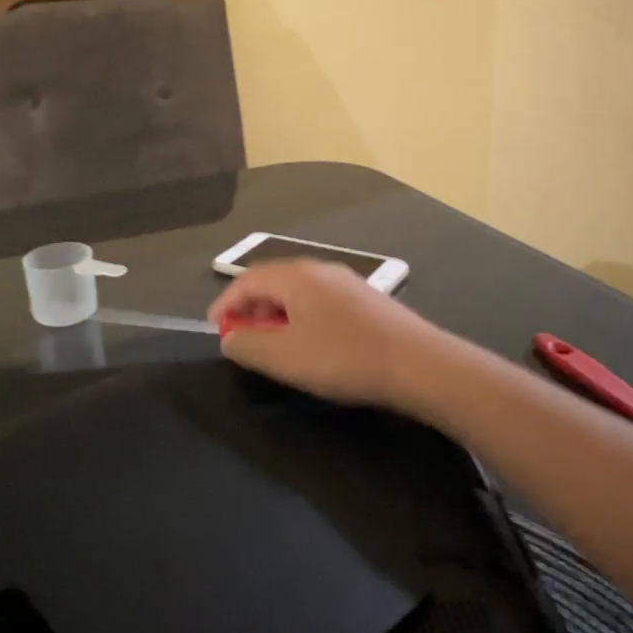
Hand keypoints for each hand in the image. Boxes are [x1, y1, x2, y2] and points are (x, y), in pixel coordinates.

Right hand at [209, 260, 464, 412]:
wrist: (418, 363)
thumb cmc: (344, 357)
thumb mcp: (285, 357)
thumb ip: (249, 346)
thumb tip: (230, 338)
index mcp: (296, 276)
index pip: (247, 280)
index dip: (226, 303)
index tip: (215, 328)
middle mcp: (320, 270)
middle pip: (273, 281)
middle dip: (251, 308)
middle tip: (241, 338)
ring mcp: (347, 282)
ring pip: (298, 292)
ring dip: (277, 315)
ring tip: (272, 344)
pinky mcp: (366, 301)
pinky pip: (319, 302)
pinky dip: (301, 318)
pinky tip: (310, 344)